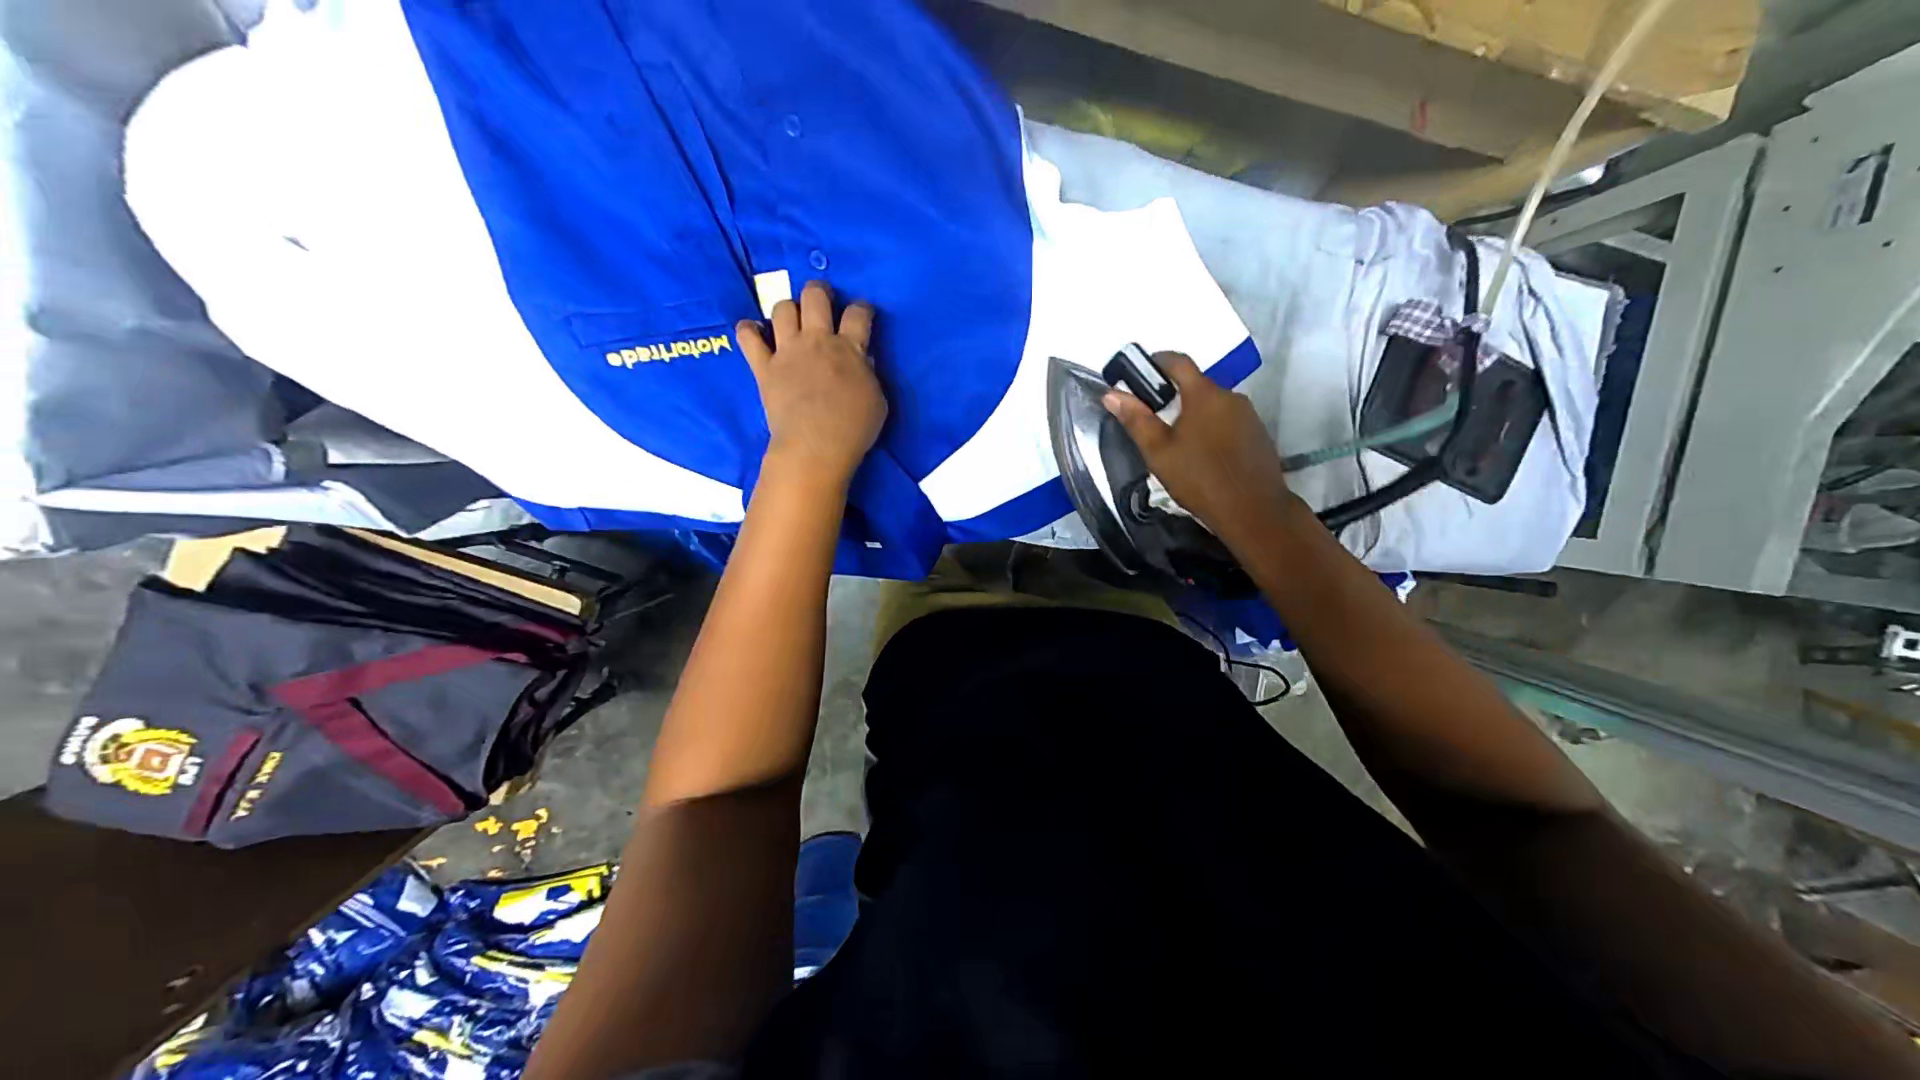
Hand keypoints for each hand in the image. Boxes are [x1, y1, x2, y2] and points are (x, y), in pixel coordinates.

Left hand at [737, 280, 887, 484]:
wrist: (816, 446)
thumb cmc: (854, 429)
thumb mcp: (877, 401)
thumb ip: (869, 375)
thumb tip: (863, 360)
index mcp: (850, 348)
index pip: (858, 313)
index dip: (862, 308)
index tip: (862, 313)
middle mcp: (818, 340)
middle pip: (816, 297)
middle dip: (819, 292)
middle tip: (822, 300)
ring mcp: (788, 351)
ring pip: (783, 309)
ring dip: (788, 309)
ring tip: (791, 319)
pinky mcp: (764, 367)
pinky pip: (749, 338)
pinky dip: (748, 330)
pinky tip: (752, 330)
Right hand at [1101, 351, 1305, 552]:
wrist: (1253, 511)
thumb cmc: (1199, 479)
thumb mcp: (1158, 452)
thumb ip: (1136, 419)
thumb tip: (1111, 394)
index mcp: (1204, 395)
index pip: (1179, 362)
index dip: (1157, 361)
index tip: (1140, 371)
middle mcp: (1230, 396)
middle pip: (1197, 385)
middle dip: (1174, 395)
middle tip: (1153, 419)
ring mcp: (1249, 415)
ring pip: (1214, 405)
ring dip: (1194, 414)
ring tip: (1178, 442)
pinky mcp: (1258, 434)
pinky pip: (1229, 421)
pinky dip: (1212, 429)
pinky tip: (1203, 455)